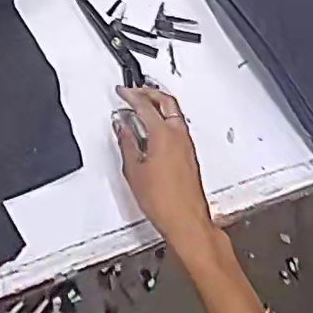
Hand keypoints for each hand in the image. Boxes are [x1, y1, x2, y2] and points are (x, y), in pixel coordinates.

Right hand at [113, 86, 215, 254]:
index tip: (122, 91)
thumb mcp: (134, 169)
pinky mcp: (189, 154)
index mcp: (163, 134)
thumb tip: (122, 127)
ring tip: (144, 104)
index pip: (145, 105)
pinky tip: (155, 126)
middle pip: (166, 101)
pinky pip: (178, 125)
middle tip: (135, 91)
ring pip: (175, 112)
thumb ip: (127, 142)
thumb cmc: (163, 201)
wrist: (186, 221)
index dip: (131, 95)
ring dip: (159, 103)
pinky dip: (166, 117)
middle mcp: (178, 135)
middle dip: (149, 92)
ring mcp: (187, 145)